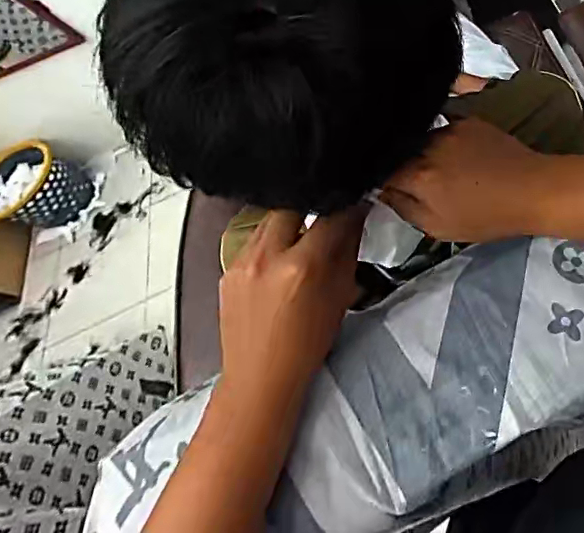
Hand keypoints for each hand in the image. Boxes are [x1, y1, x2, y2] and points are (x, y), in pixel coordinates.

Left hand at [217, 207, 365, 403]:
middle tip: (327, 214)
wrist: (259, 380)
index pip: (331, 216)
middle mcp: (267, 257)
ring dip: (291, 218)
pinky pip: (254, 239)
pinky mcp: (226, 270)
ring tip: (304, 233)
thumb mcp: (341, 293)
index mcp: (301, 266)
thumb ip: (348, 248)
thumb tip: (356, 214)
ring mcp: (241, 262)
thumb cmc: (307, 342)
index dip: (349, 206)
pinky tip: (281, 254)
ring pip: (270, 217)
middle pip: (294, 203)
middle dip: (314, 204)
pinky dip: (271, 238)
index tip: (357, 203)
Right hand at [380, 118, 554, 242]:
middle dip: (400, 163)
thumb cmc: (486, 216)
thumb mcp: (438, 227)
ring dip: (421, 150)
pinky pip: (443, 127)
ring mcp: (450, 128)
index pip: (383, 172)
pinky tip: (454, 152)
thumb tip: (382, 190)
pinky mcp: (468, 120)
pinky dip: (441, 139)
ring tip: (438, 165)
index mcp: (418, 175)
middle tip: (415, 179)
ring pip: (421, 137)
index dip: (382, 179)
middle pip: (400, 151)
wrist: (530, 189)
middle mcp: (429, 146)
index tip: (389, 187)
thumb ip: (404, 207)